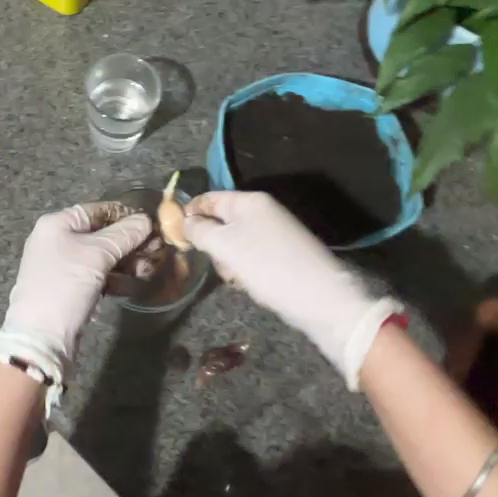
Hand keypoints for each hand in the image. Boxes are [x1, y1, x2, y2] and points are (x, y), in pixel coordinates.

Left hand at [0, 203, 152, 370]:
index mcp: (56, 224)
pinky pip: (95, 276)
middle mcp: (55, 240)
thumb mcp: (97, 255)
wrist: (41, 338)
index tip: (149, 223)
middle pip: (99, 234)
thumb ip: (124, 235)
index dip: (124, 215)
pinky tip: (132, 284)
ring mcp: (60, 266)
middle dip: (128, 242)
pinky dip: (113, 278)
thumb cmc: (65, 285)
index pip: (96, 210)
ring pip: (99, 257)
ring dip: (125, 262)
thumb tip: (146, 220)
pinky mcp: (68, 289)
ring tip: (148, 270)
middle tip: (156, 250)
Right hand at [183, 191, 403, 388]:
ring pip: (236, 241)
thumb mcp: (224, 246)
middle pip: (222, 220)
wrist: (321, 299)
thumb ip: (199, 230)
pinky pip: (252, 255)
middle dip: (212, 243)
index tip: (176, 235)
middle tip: (215, 263)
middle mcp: (263, 211)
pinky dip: (245, 269)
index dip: (189, 213)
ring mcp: (276, 232)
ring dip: (229, 260)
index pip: (208, 198)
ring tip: (237, 279)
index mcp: (248, 201)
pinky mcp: (285, 254)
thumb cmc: (267, 266)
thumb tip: (185, 221)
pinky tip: (251, 285)